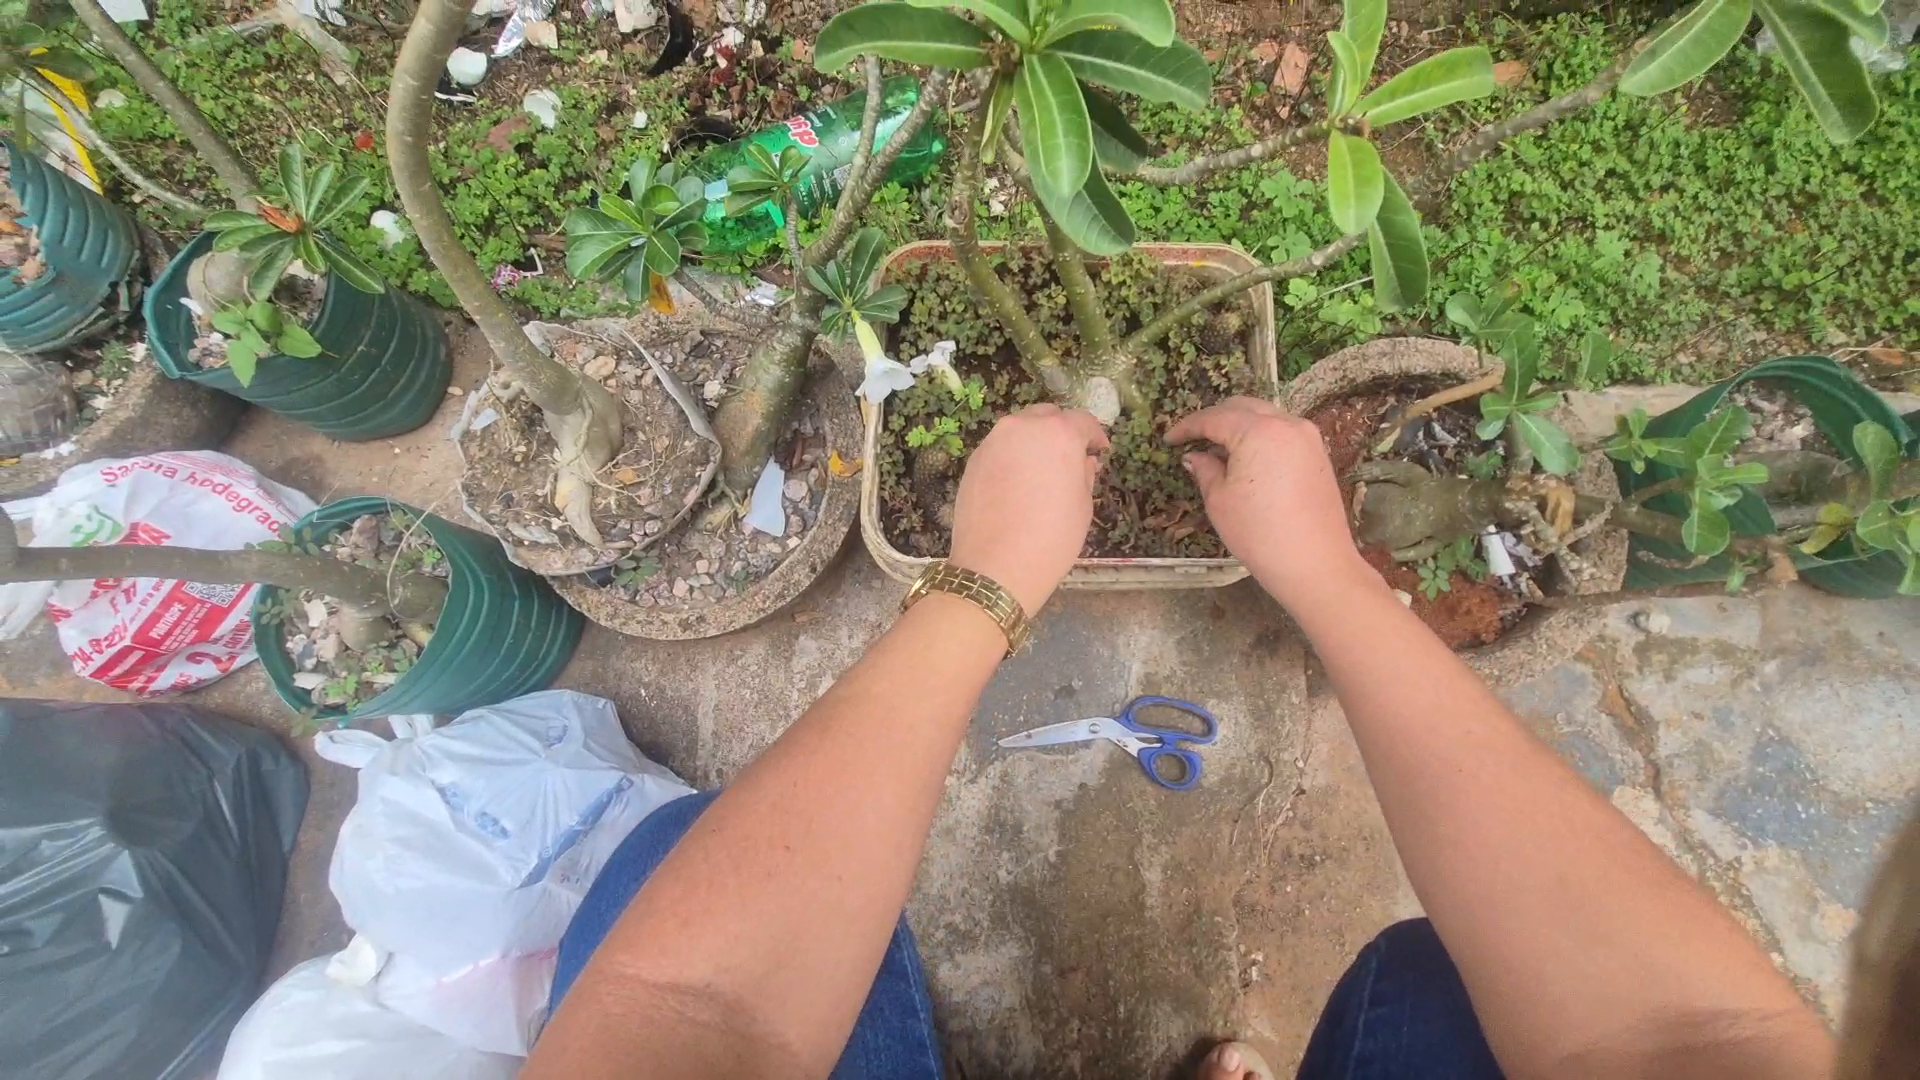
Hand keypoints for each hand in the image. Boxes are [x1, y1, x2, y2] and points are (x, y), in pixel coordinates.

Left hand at [948, 404, 1108, 612]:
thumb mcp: (1082, 506)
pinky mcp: (973, 460)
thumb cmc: (1051, 537)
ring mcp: (993, 442)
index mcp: (1058, 433)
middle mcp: (1022, 427)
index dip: (1094, 436)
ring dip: (1034, 442)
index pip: (1082, 421)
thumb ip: (1084, 474)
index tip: (1099, 452)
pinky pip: (1000, 448)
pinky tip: (1017, 483)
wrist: (995, 567)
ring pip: (1020, 429)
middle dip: (1061, 432)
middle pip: (1047, 417)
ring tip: (1042, 471)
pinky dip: (1012, 456)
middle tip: (1070, 458)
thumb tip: (1083, 461)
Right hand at [1164, 397, 1370, 604]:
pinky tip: (1245, 459)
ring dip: (1238, 426)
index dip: (1187, 427)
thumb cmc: (1258, 533)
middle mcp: (1287, 424)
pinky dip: (1259, 436)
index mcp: (1258, 431)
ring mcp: (1307, 437)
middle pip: (1243, 407)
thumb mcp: (1219, 500)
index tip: (1168, 439)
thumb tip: (1195, 456)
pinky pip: (1282, 432)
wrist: (1314, 563)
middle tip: (1191, 438)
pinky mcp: (1318, 454)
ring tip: (1217, 449)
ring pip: (1265, 417)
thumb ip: (1205, 470)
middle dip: (1214, 419)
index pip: (1215, 418)